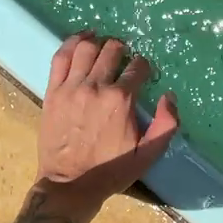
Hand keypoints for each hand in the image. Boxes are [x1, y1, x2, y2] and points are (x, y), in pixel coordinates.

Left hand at [38, 31, 179, 206]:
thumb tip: (170, 97)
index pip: (137, 67)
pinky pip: (60, 57)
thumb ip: (167, 125)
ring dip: (99, 42)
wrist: (70, 184)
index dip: (144, 66)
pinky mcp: (53, 91)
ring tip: (104, 45)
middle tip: (125, 56)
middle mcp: (96, 86)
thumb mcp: (149, 154)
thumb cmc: (112, 170)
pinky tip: (82, 39)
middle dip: (123, 49)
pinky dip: (72, 43)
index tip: (144, 72)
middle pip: (112, 51)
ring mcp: (71, 87)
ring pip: (86, 49)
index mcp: (121, 100)